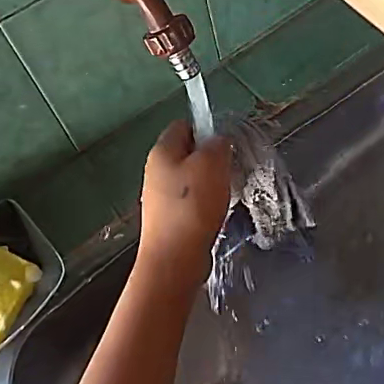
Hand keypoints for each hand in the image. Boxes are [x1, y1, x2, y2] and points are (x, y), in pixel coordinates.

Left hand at [138, 118, 231, 289]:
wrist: (174, 259)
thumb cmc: (192, 205)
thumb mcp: (213, 163)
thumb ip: (218, 144)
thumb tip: (218, 141)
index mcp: (161, 151)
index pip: (183, 125)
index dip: (205, 128)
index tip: (224, 143)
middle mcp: (155, 171)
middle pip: (187, 153)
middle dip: (210, 158)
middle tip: (228, 168)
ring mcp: (158, 197)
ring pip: (190, 178)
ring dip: (209, 183)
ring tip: (224, 193)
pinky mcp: (167, 219)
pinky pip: (190, 201)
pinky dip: (204, 204)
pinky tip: (215, 214)